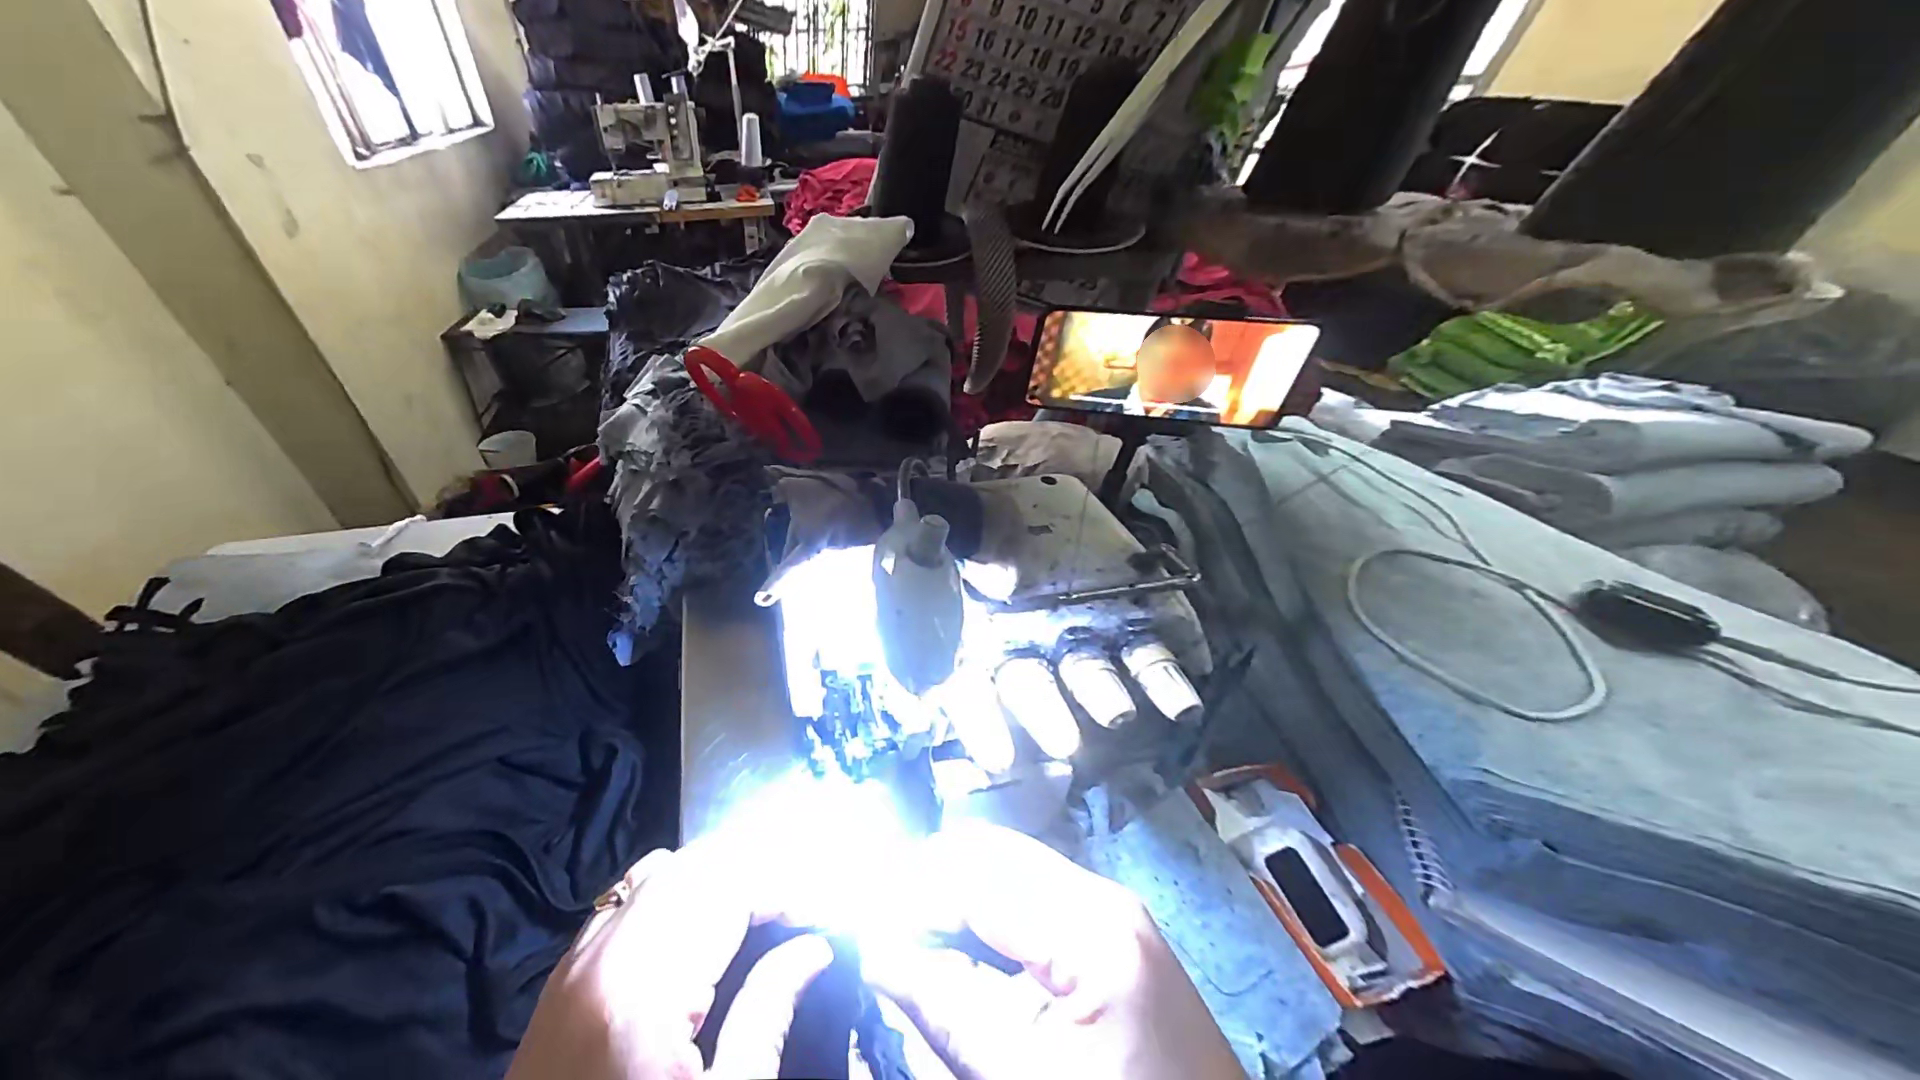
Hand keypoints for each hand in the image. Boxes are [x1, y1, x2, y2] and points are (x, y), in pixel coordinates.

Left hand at [506, 840, 833, 1079]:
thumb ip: (767, 1012)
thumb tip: (814, 947)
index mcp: (643, 991)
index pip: (729, 892)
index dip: (783, 892)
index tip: (821, 919)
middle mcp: (603, 957)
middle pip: (695, 869)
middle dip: (754, 875)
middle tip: (797, 910)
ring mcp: (575, 963)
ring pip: (659, 872)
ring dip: (716, 877)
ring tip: (759, 908)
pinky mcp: (562, 978)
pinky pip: (626, 896)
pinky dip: (672, 888)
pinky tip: (700, 915)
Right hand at [861, 823, 1239, 1079]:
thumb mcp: (1023, 1076)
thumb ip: (946, 1005)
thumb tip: (877, 947)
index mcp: (1088, 926)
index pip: (973, 878)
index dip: (909, 891)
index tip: (861, 915)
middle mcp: (1100, 894)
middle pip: (992, 854)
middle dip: (930, 877)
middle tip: (883, 920)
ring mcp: (1111, 906)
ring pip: (1009, 866)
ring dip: (956, 889)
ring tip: (913, 931)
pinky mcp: (1111, 926)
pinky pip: (1033, 893)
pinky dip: (988, 907)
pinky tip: (962, 941)